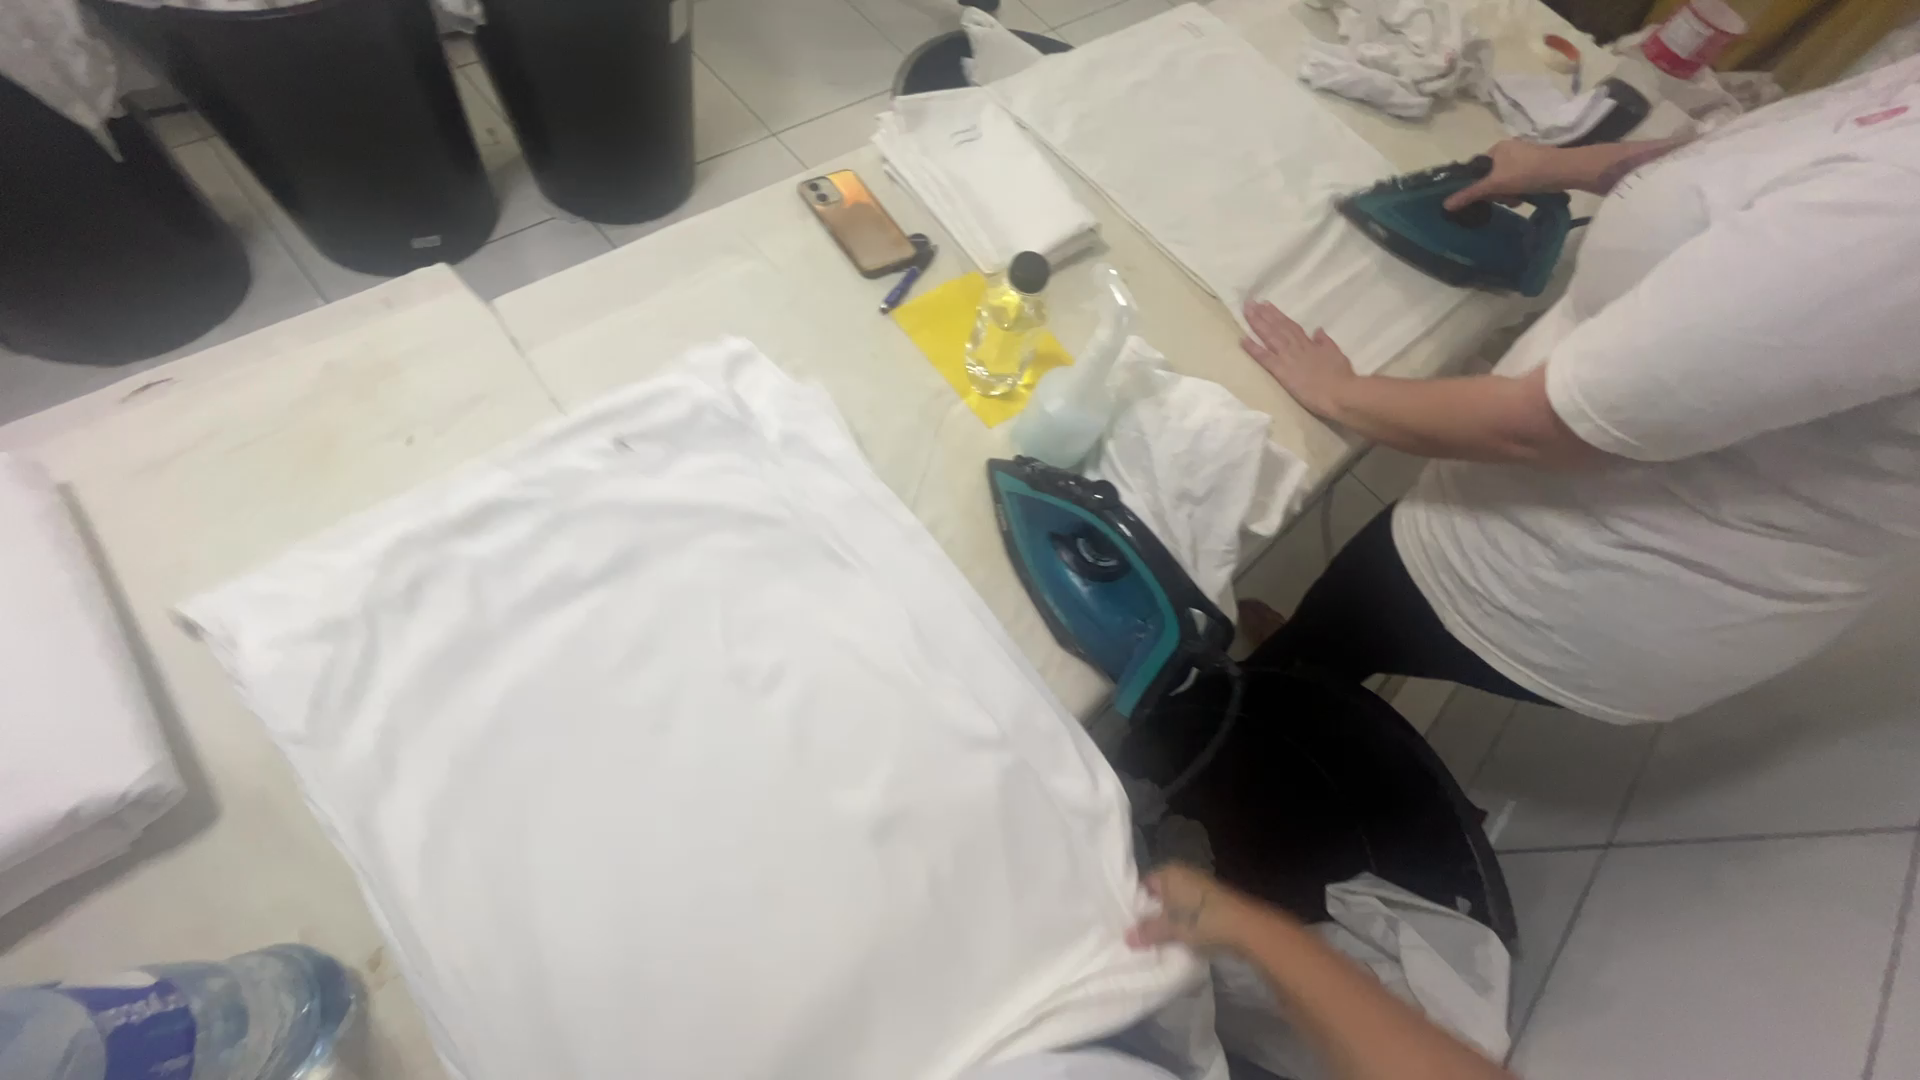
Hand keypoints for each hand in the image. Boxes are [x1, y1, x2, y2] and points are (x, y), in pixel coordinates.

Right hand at [1128, 863, 1255, 951]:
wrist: (1245, 927)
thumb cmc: (1202, 920)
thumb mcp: (1171, 928)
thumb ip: (1148, 931)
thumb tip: (1126, 937)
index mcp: (1168, 872)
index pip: (1144, 886)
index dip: (1136, 906)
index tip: (1130, 925)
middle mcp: (1182, 873)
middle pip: (1160, 896)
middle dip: (1153, 915)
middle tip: (1141, 936)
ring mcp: (1199, 887)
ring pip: (1175, 905)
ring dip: (1170, 921)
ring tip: (1158, 942)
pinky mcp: (1212, 902)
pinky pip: (1189, 911)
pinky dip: (1184, 924)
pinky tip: (1181, 940)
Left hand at [1241, 301, 1355, 418]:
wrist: (1340, 392)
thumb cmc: (1341, 376)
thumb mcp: (1335, 354)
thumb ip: (1324, 342)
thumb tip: (1318, 330)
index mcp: (1308, 343)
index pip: (1290, 325)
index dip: (1277, 315)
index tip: (1266, 305)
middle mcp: (1296, 346)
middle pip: (1277, 327)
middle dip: (1263, 314)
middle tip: (1249, 303)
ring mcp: (1287, 357)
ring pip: (1270, 336)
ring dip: (1257, 323)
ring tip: (1246, 312)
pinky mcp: (1281, 371)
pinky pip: (1264, 358)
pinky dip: (1253, 348)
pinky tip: (1242, 340)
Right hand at [1443, 139, 1579, 211]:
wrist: (1564, 170)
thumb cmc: (1527, 172)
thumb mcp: (1494, 184)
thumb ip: (1469, 194)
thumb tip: (1445, 205)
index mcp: (1497, 148)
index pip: (1475, 168)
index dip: (1474, 184)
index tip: (1479, 196)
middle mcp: (1508, 149)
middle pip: (1488, 177)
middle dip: (1493, 192)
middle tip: (1500, 198)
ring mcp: (1521, 157)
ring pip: (1501, 181)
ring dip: (1504, 194)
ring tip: (1514, 199)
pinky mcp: (1533, 166)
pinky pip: (1514, 181)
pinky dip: (1515, 191)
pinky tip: (1521, 197)